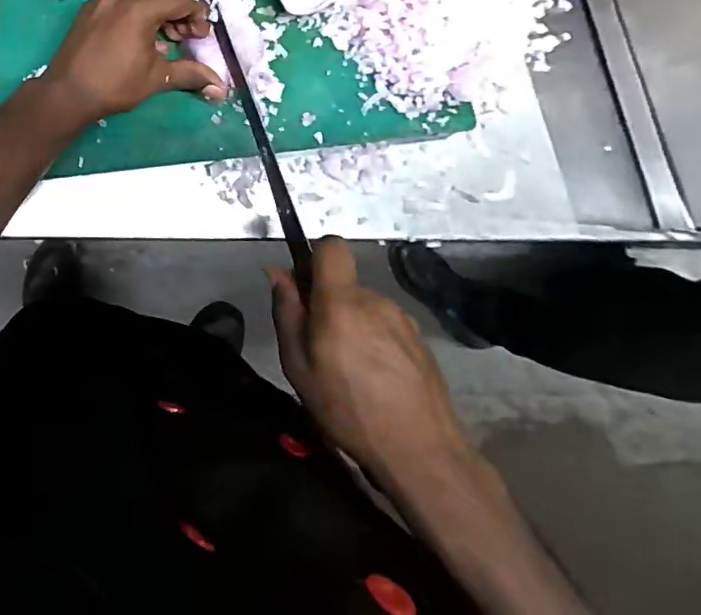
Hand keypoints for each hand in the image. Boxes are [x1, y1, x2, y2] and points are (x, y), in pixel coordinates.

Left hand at [40, 0, 225, 127]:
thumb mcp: (156, 78)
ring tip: (165, 38)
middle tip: (185, 34)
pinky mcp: (89, 10)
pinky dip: (138, 9)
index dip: (197, 14)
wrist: (66, 93)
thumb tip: (221, 86)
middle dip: (180, 6)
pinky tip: (140, 37)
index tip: (201, 36)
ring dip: (160, 7)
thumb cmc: (113, 85)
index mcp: (138, 8)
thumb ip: (190, 73)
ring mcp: (101, 0)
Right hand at [269, 237, 471, 479]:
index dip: (315, 255)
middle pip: (343, 285)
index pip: (332, 247)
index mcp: (341, 302)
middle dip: (327, 304)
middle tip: (319, 347)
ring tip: (350, 369)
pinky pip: (386, 328)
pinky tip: (376, 379)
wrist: (422, 453)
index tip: (303, 286)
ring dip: (352, 325)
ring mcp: (404, 321)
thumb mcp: (298, 364)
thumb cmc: (347, 408)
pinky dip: (375, 342)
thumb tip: (278, 273)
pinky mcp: (422, 342)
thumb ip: (287, 312)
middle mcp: (375, 302)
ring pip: (365, 308)